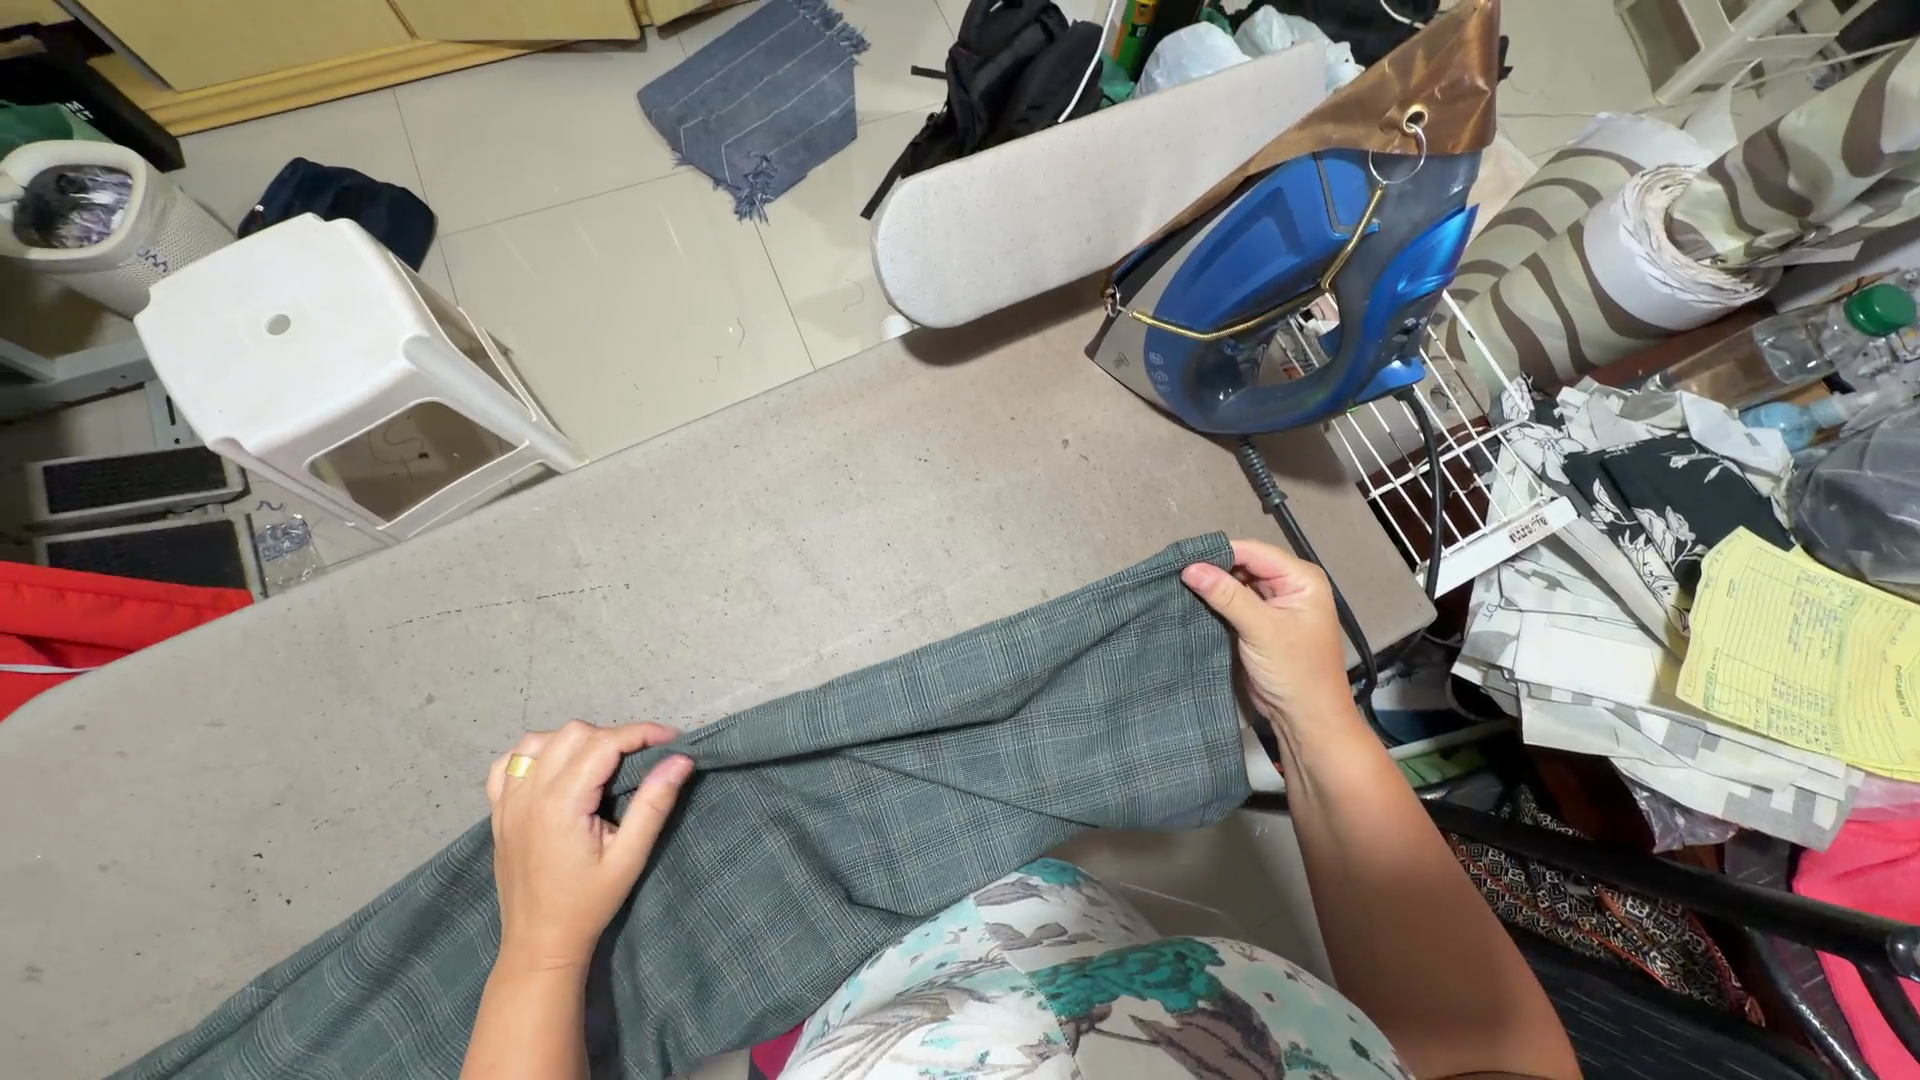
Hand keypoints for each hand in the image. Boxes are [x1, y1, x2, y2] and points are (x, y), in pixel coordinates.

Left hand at [486, 720, 692, 973]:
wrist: (539, 943)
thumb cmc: (589, 903)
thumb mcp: (630, 857)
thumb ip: (654, 804)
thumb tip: (681, 759)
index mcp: (561, 804)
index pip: (605, 743)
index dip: (642, 733)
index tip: (672, 739)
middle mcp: (529, 794)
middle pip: (574, 733)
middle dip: (613, 736)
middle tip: (639, 760)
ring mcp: (507, 802)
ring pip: (540, 741)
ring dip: (575, 741)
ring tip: (600, 764)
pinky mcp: (498, 811)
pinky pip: (509, 763)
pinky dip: (534, 755)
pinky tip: (555, 770)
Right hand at [1182, 539, 1352, 725]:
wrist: (1304, 718)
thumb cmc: (1295, 671)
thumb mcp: (1262, 630)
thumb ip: (1227, 596)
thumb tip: (1190, 568)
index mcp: (1301, 579)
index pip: (1255, 552)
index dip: (1220, 552)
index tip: (1183, 557)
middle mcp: (1288, 585)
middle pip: (1244, 564)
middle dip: (1214, 567)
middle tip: (1176, 570)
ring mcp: (1272, 604)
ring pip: (1235, 583)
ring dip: (1212, 585)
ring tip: (1178, 583)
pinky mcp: (1256, 622)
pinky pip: (1232, 602)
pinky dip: (1214, 601)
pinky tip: (1191, 600)